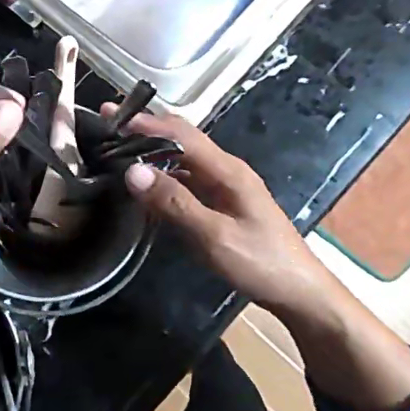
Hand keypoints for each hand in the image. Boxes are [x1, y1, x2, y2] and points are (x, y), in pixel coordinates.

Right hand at [109, 106, 409, 410]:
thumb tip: (132, 171)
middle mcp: (225, 170)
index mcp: (227, 170)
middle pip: (181, 139)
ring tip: (118, 149)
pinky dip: (162, 173)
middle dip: (146, 128)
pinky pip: (186, 178)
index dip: (146, 123)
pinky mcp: (221, 202)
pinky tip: (144, 184)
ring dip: (151, 150)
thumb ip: (174, 203)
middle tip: (110, 124)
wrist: (299, 292)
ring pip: (182, 158)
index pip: (181, 135)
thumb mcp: (214, 236)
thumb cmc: (260, 262)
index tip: (113, 118)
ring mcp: (224, 186)